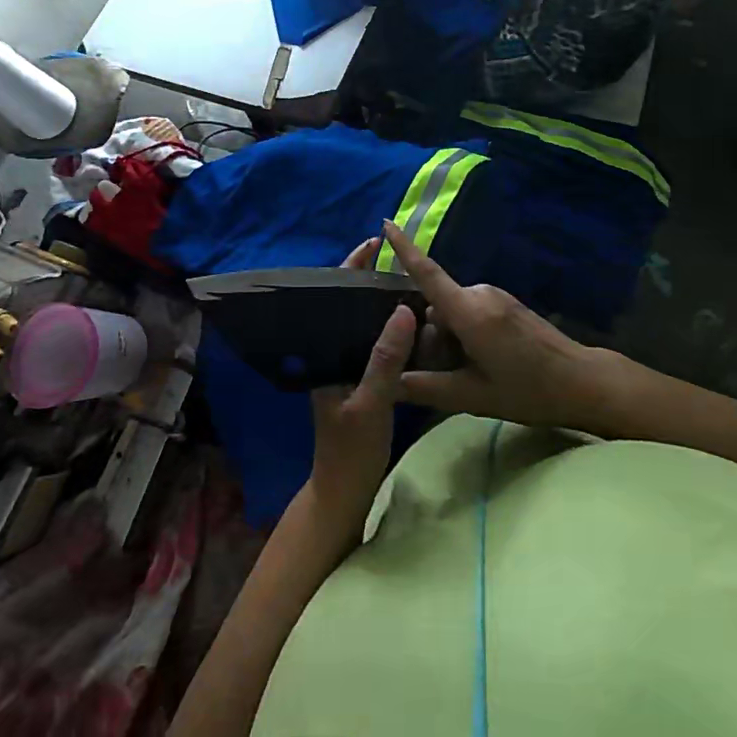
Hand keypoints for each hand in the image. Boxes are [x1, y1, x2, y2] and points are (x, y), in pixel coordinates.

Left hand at [307, 238, 414, 529]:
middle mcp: (331, 356)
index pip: (333, 301)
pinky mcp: (360, 384)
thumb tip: (403, 310)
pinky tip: (412, 327)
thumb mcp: (371, 403)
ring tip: (410, 286)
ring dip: (381, 306)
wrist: (344, 492)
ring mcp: (346, 370)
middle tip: (399, 263)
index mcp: (324, 355)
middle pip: (348, 309)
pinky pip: (375, 347)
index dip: (351, 270)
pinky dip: (391, 333)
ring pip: (363, 327)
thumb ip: (384, 359)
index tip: (373, 244)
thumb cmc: (350, 450)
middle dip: (368, 283)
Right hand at [382, 221, 604, 428]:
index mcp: (470, 313)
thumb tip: (387, 383)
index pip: (428, 274)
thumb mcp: (473, 396)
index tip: (385, 223)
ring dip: (447, 335)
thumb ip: (426, 387)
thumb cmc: (529, 391)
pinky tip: (479, 361)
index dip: (404, 249)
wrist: (584, 383)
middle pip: (435, 304)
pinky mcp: (506, 303)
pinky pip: (469, 310)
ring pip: (452, 309)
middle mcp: (480, 294)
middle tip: (441, 371)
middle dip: (428, 333)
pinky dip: (463, 331)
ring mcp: (496, 297)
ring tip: (465, 372)